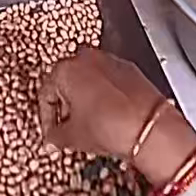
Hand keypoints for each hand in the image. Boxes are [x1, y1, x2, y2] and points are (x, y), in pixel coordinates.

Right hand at [37, 47, 164, 158]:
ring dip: (87, 99)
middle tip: (69, 128)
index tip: (52, 132)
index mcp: (64, 69)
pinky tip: (110, 115)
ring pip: (89, 79)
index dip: (47, 118)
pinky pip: (109, 80)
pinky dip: (106, 95)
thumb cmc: (112, 126)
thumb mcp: (73, 137)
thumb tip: (55, 137)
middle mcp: (85, 58)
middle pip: (67, 83)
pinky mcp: (129, 68)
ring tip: (92, 124)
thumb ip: (56, 135)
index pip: (46, 94)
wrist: (149, 128)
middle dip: (67, 106)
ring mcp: (108, 60)